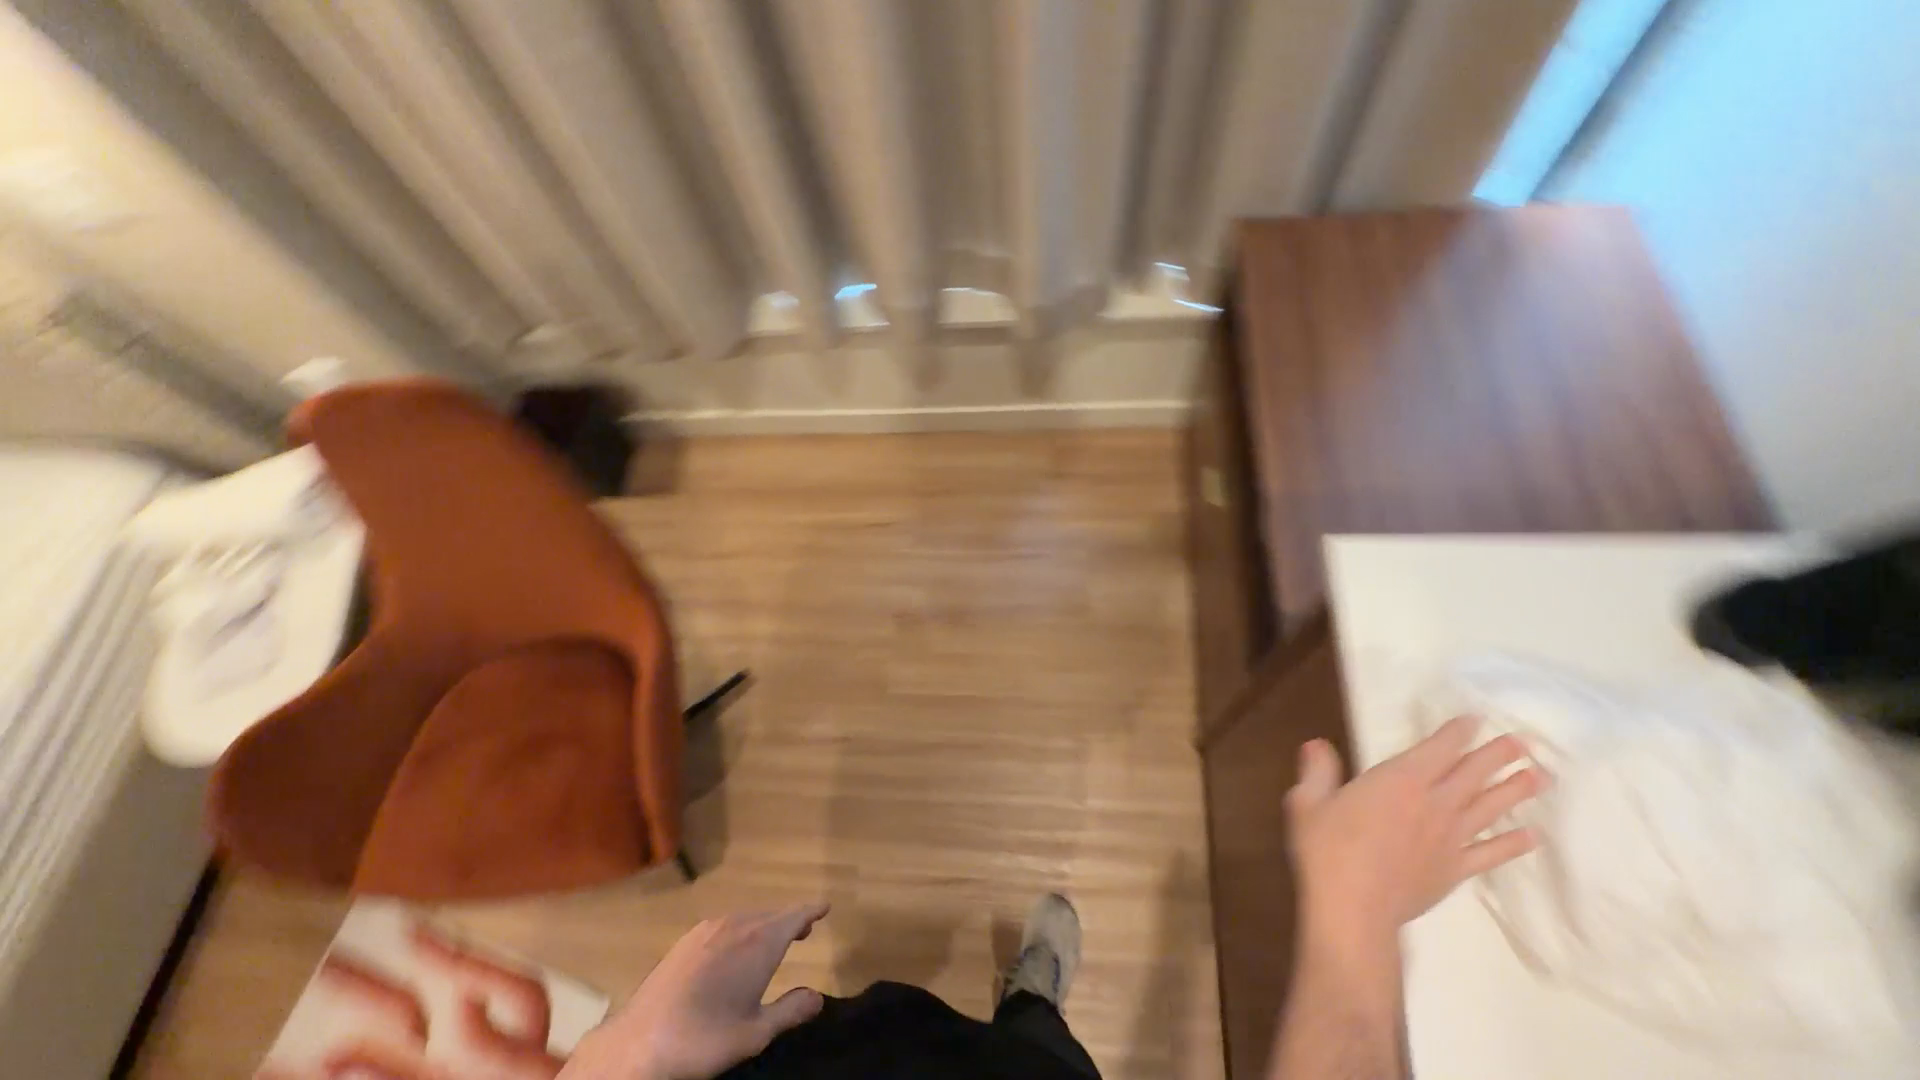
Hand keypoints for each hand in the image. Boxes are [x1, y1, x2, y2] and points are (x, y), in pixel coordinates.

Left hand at [560, 903, 829, 1079]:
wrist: (639, 1042)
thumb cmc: (705, 1037)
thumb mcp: (756, 1032)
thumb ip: (791, 1010)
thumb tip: (818, 996)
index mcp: (760, 943)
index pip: (794, 916)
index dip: (811, 911)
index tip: (825, 907)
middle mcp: (736, 926)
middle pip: (771, 915)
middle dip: (789, 921)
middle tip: (804, 931)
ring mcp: (707, 930)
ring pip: (746, 918)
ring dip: (763, 926)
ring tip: (772, 940)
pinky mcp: (684, 941)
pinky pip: (724, 926)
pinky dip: (739, 931)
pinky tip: (733, 951)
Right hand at [1287, 717, 1546, 951]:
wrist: (1354, 909)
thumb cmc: (1327, 851)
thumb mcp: (1307, 803)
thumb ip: (1317, 772)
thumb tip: (1316, 744)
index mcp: (1399, 781)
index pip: (1438, 748)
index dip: (1458, 732)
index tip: (1476, 719)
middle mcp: (1433, 803)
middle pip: (1473, 773)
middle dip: (1498, 755)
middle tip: (1524, 742)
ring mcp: (1449, 839)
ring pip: (1489, 808)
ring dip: (1515, 791)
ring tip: (1540, 777)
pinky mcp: (1455, 870)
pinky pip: (1490, 853)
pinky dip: (1513, 844)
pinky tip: (1532, 837)